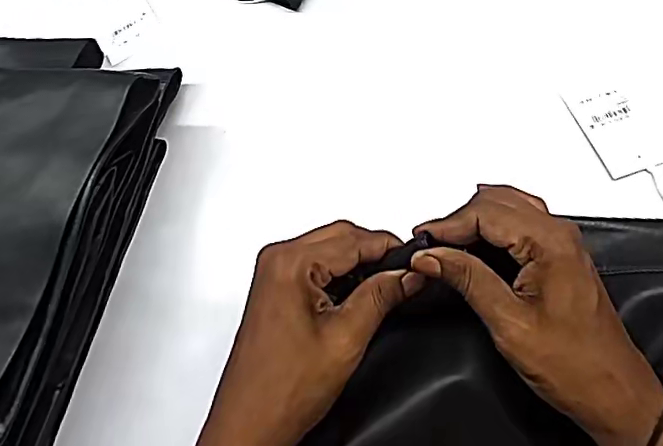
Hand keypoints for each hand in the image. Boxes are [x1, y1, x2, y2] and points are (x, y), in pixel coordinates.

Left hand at [196, 221, 422, 445]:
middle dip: (374, 251)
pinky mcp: (273, 284)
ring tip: (383, 285)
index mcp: (291, 263)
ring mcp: (272, 270)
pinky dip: (337, 271)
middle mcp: (277, 258)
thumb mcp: (345, 339)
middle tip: (403, 273)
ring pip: (328, 246)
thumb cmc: (279, 392)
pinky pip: (314, 261)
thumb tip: (406, 275)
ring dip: (356, 260)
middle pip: (340, 235)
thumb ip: (379, 297)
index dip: (389, 247)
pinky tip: (354, 292)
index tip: (414, 261)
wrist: (248, 427)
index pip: (353, 238)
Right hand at [412, 186, 662, 445]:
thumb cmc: (579, 368)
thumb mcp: (510, 325)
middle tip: (431, 243)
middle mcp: (560, 233)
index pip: (485, 212)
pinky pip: (519, 219)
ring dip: (474, 218)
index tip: (423, 239)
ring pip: (507, 204)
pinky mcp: (561, 252)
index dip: (448, 224)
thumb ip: (469, 280)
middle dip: (458, 219)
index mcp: (550, 242)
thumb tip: (434, 255)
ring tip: (447, 241)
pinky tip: (476, 240)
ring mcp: (562, 241)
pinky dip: (492, 224)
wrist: (618, 396)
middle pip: (495, 201)